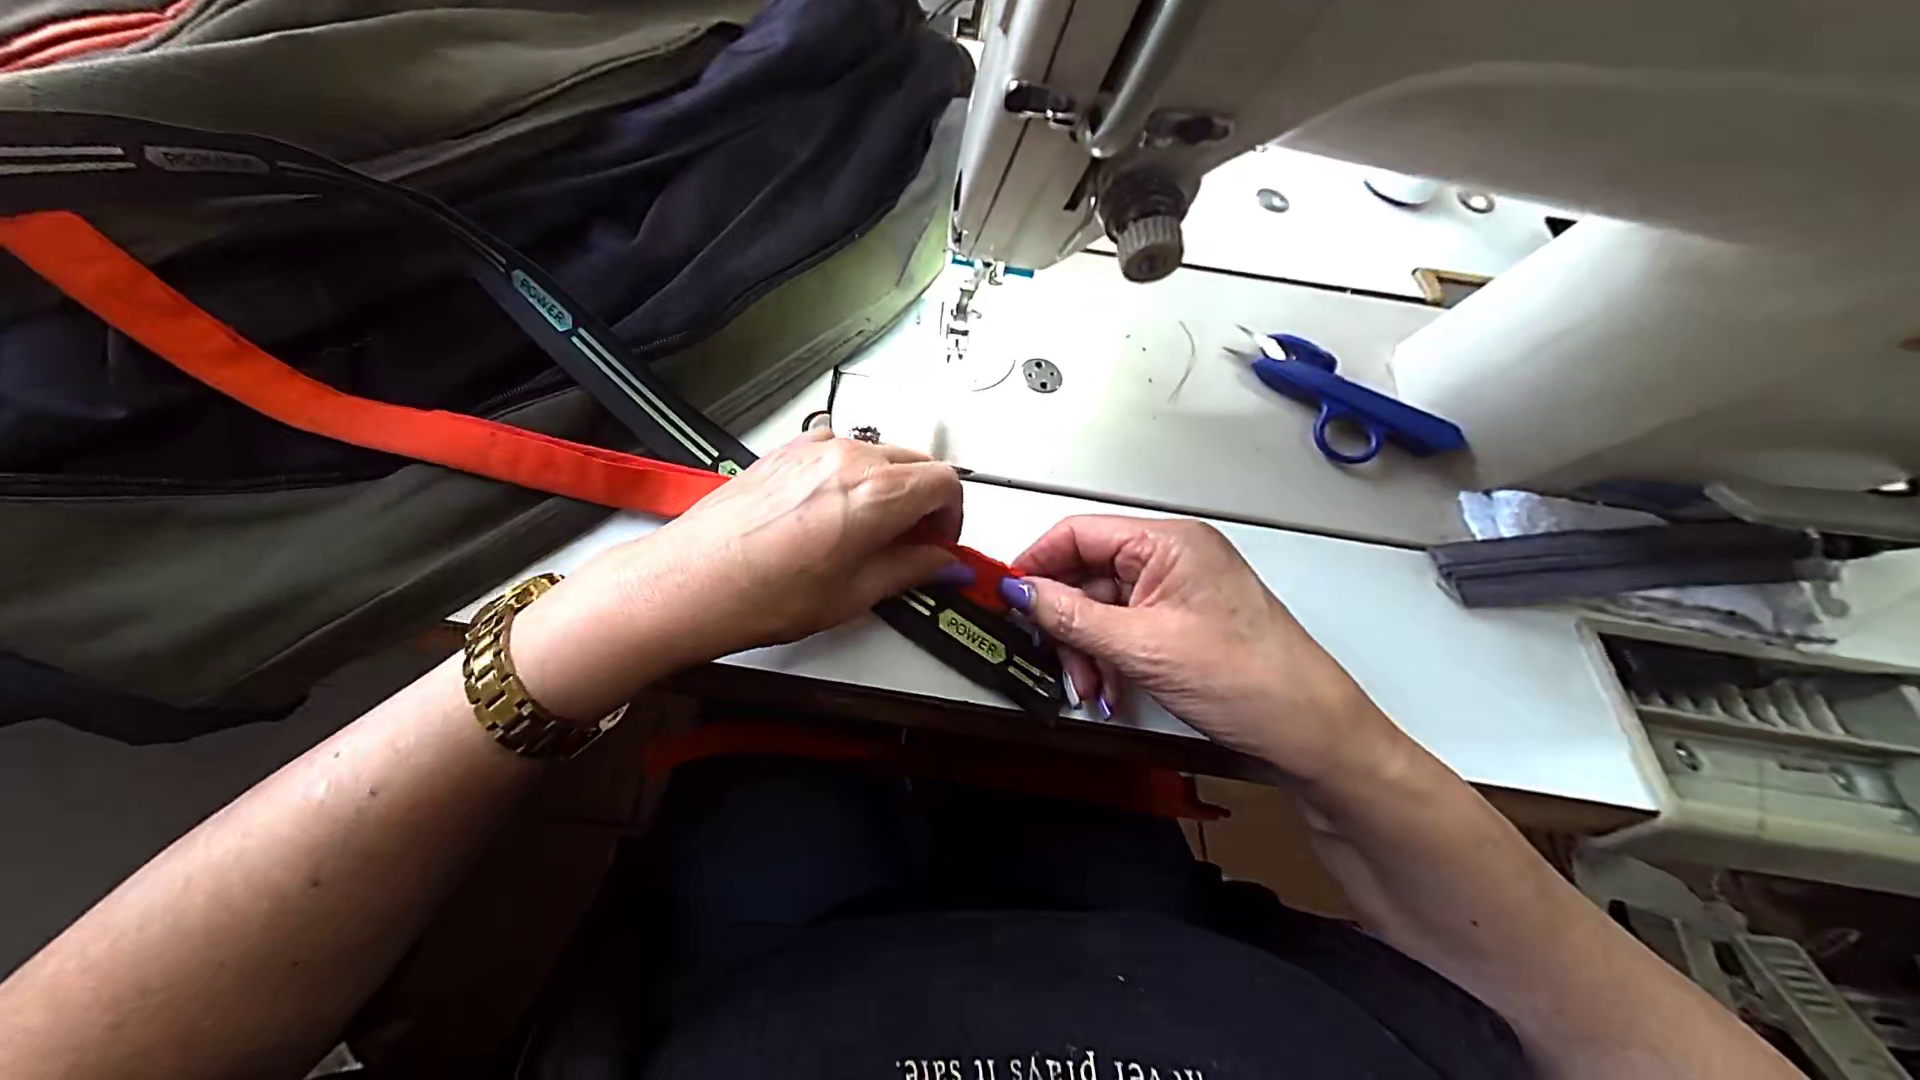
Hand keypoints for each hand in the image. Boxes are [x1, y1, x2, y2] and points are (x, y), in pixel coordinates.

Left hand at [511, 429, 963, 719]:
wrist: (690, 582)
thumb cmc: (760, 593)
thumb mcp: (855, 593)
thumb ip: (913, 569)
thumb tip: (943, 563)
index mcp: (877, 492)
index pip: (947, 483)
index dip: (953, 516)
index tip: (939, 542)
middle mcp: (850, 457)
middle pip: (918, 463)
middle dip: (927, 501)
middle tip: (913, 542)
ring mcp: (815, 448)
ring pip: (881, 455)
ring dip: (892, 487)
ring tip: (871, 532)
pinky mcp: (787, 450)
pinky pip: (843, 451)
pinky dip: (856, 476)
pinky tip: (835, 514)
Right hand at [1006, 515, 1410, 785]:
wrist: (1312, 734)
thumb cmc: (1253, 680)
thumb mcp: (1141, 646)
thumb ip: (1071, 615)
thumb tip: (1022, 591)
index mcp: (1169, 542)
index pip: (1079, 533)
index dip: (1038, 562)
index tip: (1010, 594)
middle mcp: (1173, 557)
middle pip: (1088, 573)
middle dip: (1065, 620)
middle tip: (1054, 656)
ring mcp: (1178, 589)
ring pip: (1103, 606)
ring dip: (1085, 646)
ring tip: (1089, 684)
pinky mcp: (1181, 619)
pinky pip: (1125, 627)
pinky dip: (1109, 656)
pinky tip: (1110, 686)